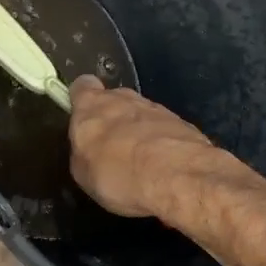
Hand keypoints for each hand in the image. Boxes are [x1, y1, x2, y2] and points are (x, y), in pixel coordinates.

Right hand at [67, 76, 219, 217]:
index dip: (83, 101)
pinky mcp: (183, 125)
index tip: (85, 119)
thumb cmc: (119, 174)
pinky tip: (168, 172)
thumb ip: (81, 152)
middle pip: (115, 101)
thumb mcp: (83, 174)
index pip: (82, 85)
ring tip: (146, 166)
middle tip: (116, 150)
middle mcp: (122, 98)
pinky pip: (167, 132)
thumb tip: (87, 149)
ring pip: (143, 117)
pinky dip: (165, 147)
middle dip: (115, 120)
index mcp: (90, 103)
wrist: (179, 179)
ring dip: (142, 134)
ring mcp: (155, 109)